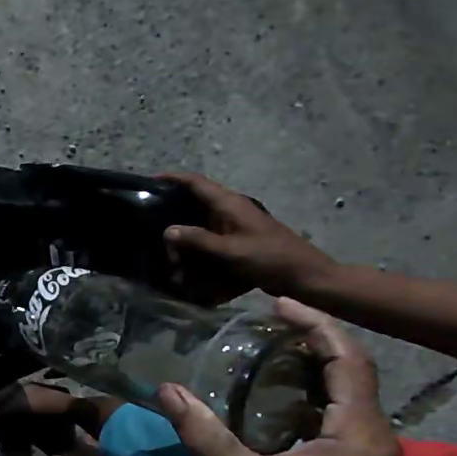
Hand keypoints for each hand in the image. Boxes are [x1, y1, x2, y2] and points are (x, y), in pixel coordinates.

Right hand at [157, 299, 398, 455]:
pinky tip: (280, 385)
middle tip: (270, 318)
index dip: (317, 325)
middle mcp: (376, 434)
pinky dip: (315, 385)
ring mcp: (371, 448)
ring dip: (316, 360)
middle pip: (352, 367)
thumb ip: (206, 437)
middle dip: (315, 336)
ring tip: (273, 342)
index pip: (348, 361)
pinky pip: (343, 405)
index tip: (279, 303)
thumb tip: (168, 390)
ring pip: (349, 386)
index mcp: (359, 433)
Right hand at [159, 173, 336, 298]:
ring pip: (202, 227)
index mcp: (229, 204)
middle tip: (153, 230)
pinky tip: (190, 271)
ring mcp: (236, 226)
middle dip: (174, 217)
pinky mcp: (240, 242)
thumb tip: (169, 230)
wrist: (306, 277)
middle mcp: (231, 210)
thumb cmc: (270, 259)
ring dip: (187, 241)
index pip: (195, 182)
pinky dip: (201, 254)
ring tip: (168, 255)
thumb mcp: (230, 251)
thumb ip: (198, 240)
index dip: (172, 178)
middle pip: (195, 205)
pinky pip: (213, 244)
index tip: (149, 181)